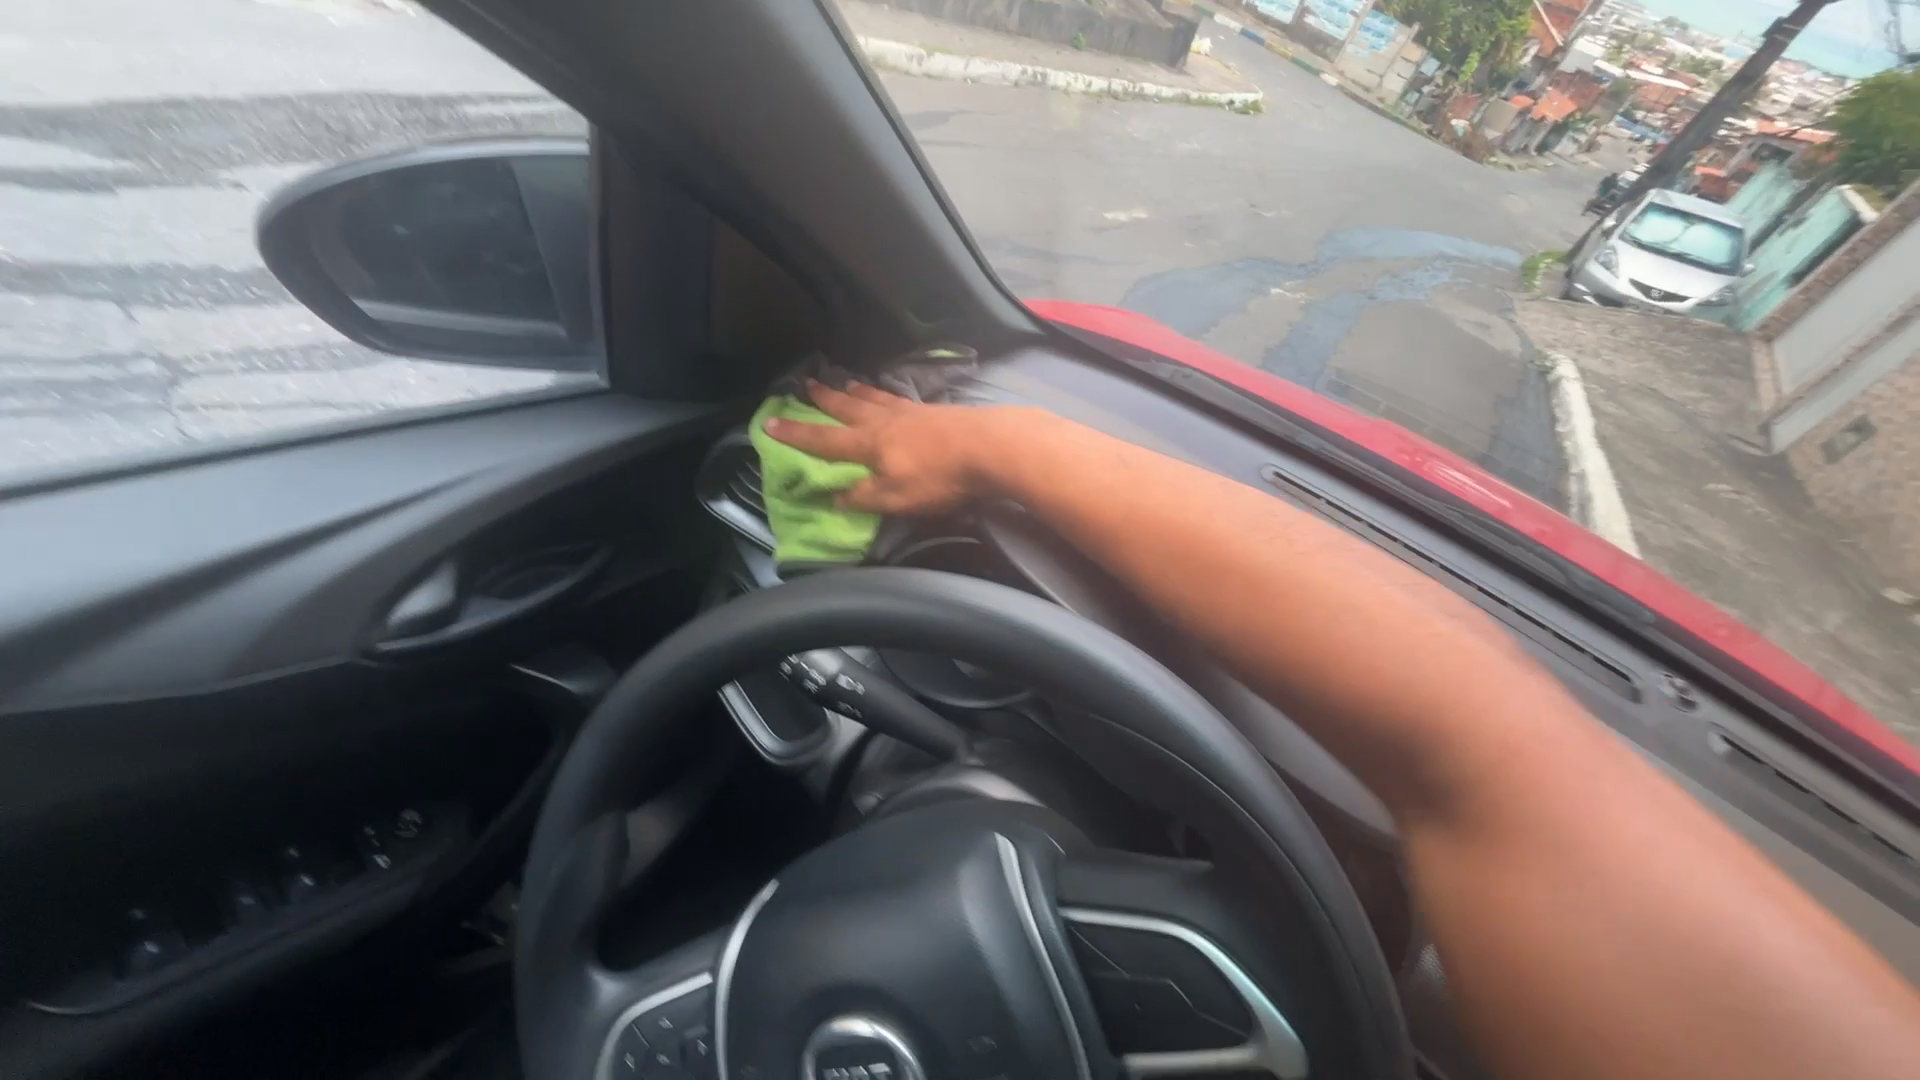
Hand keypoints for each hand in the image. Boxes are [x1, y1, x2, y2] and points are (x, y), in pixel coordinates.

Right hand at [763, 380, 1040, 513]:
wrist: (992, 446)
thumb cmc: (941, 477)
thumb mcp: (897, 498)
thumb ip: (865, 497)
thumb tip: (836, 497)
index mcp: (870, 444)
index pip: (824, 441)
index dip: (796, 434)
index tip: (770, 423)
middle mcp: (886, 421)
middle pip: (848, 408)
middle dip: (824, 399)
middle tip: (806, 384)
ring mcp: (913, 412)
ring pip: (876, 398)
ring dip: (856, 391)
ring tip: (844, 383)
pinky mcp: (937, 411)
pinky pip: (901, 399)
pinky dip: (887, 395)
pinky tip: (893, 397)